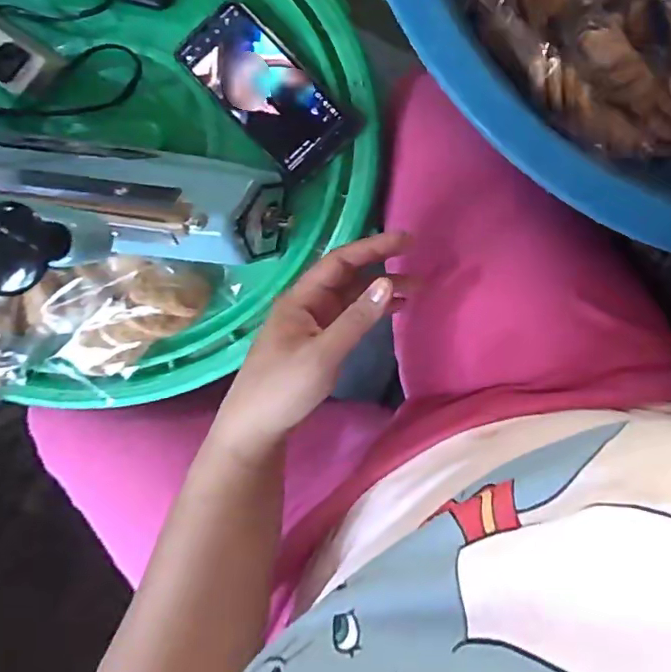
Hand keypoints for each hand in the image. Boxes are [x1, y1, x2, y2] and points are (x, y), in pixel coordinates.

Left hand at [210, 232, 411, 457]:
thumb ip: (356, 319)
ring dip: (380, 291)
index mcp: (300, 298)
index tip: (405, 241)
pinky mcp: (318, 344)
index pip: (340, 261)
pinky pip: (349, 318)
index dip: (373, 247)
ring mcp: (312, 324)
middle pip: (347, 276)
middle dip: (381, 267)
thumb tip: (387, 282)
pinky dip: (371, 312)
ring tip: (416, 289)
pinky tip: (394, 311)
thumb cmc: (283, 388)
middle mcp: (306, 304)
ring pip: (351, 298)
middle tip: (416, 263)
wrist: (253, 430)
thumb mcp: (323, 354)